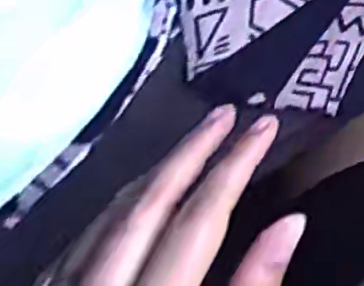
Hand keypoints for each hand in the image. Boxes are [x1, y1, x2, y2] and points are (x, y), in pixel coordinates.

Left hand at [37, 106, 303, 285]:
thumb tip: (293, 222)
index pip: (199, 218)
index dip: (236, 165)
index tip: (268, 124)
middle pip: (145, 210)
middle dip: (191, 153)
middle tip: (227, 111)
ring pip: (102, 225)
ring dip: (152, 175)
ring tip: (190, 142)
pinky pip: (70, 252)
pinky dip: (109, 214)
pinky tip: (128, 201)